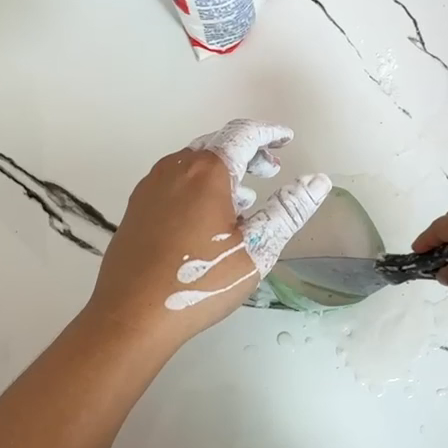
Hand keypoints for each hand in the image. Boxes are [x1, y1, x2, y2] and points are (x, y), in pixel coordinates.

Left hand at [88, 120, 329, 345]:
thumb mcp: (256, 249)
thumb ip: (289, 210)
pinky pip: (175, 179)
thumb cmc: (199, 281)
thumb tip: (318, 181)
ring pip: (193, 162)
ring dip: (223, 169)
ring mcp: (151, 185)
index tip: (286, 138)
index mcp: (207, 172)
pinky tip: (208, 216)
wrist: (130, 314)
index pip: (244, 134)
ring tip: (246, 198)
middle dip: (248, 151)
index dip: (269, 133)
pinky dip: (199, 184)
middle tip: (271, 170)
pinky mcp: (137, 206)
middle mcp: (176, 168)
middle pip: (218, 144)